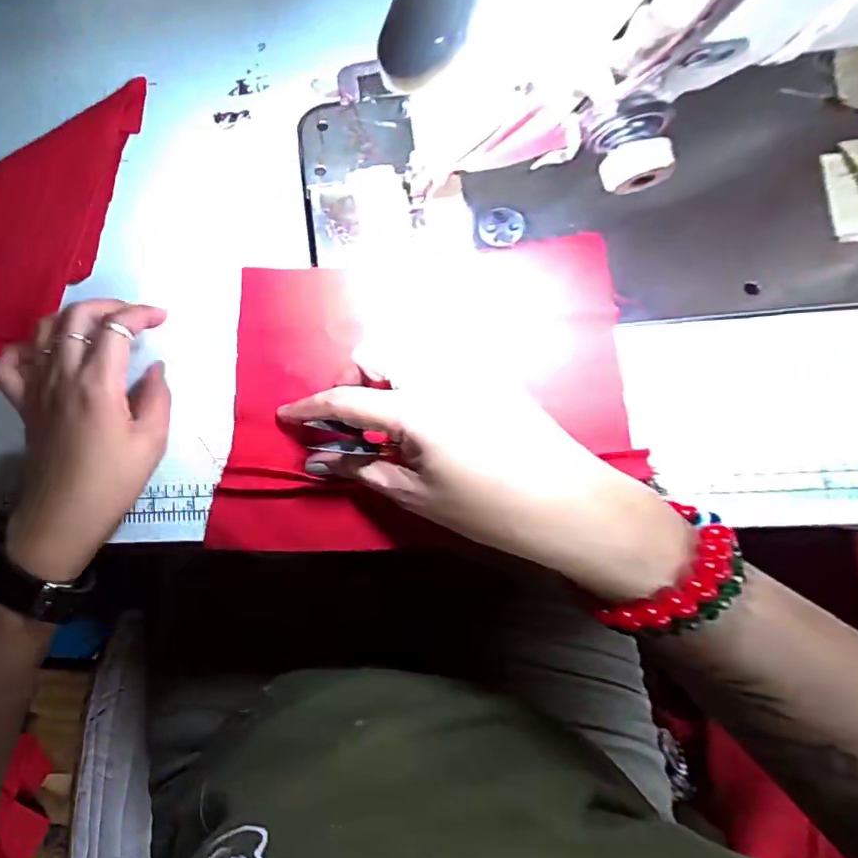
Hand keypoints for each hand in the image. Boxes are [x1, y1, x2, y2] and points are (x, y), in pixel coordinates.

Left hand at [0, 300, 170, 582]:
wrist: (64, 517)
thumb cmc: (113, 483)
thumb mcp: (152, 442)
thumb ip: (158, 397)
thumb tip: (154, 368)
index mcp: (98, 384)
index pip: (116, 327)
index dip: (140, 314)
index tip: (160, 318)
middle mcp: (62, 375)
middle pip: (77, 317)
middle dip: (109, 305)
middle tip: (133, 316)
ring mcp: (37, 387)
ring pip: (44, 330)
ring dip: (73, 317)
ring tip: (97, 326)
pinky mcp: (22, 403)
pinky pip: (10, 363)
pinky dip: (25, 347)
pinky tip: (46, 352)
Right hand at [276, 370, 690, 600]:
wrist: (569, 503)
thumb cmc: (487, 509)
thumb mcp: (415, 495)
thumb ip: (360, 470)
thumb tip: (318, 460)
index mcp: (415, 408)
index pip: (346, 399)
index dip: (310, 409)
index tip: (287, 417)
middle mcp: (438, 374)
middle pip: (374, 353)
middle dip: (354, 382)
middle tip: (357, 426)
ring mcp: (469, 368)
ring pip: (407, 349)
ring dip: (384, 376)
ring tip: (393, 423)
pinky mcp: (491, 373)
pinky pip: (438, 360)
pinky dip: (416, 378)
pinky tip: (429, 417)